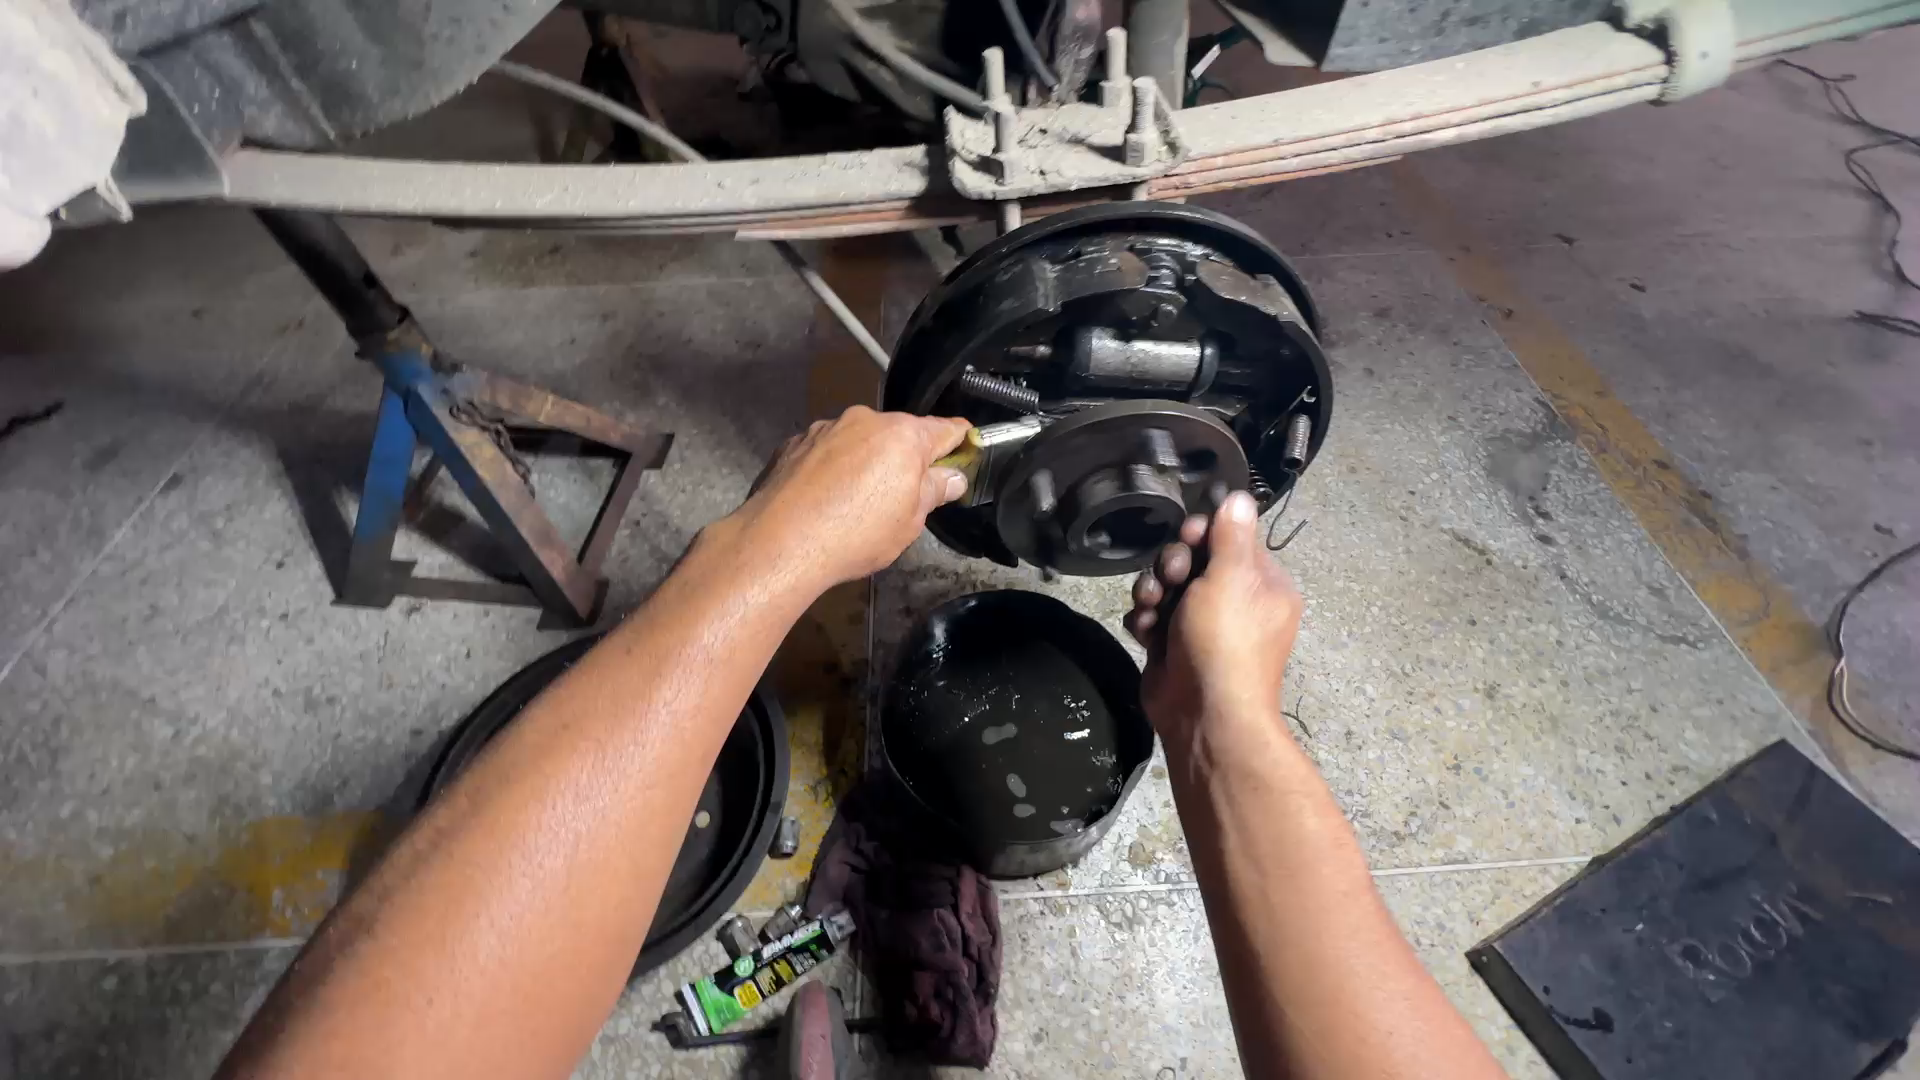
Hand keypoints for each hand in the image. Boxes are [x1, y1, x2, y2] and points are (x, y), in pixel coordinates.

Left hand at [717, 406, 970, 591]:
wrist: (780, 542)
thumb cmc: (856, 535)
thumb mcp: (909, 522)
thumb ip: (934, 491)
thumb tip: (952, 477)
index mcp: (903, 435)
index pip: (946, 430)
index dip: (960, 444)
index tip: (965, 455)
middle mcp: (865, 420)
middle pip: (899, 435)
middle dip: (905, 459)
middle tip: (902, 497)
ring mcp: (825, 428)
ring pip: (859, 441)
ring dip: (865, 462)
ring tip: (854, 504)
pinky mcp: (794, 443)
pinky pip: (826, 451)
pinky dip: (831, 468)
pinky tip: (824, 500)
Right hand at [1123, 491, 1302, 751]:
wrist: (1203, 714)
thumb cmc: (1224, 641)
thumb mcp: (1231, 578)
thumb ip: (1231, 534)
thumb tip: (1240, 495)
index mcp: (1261, 584)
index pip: (1229, 538)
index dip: (1203, 535)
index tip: (1189, 539)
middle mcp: (1234, 602)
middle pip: (1191, 560)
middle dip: (1171, 567)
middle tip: (1170, 581)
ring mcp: (1200, 626)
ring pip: (1165, 587)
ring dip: (1152, 595)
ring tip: (1154, 613)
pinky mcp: (1172, 646)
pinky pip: (1152, 618)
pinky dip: (1146, 624)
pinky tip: (1147, 637)